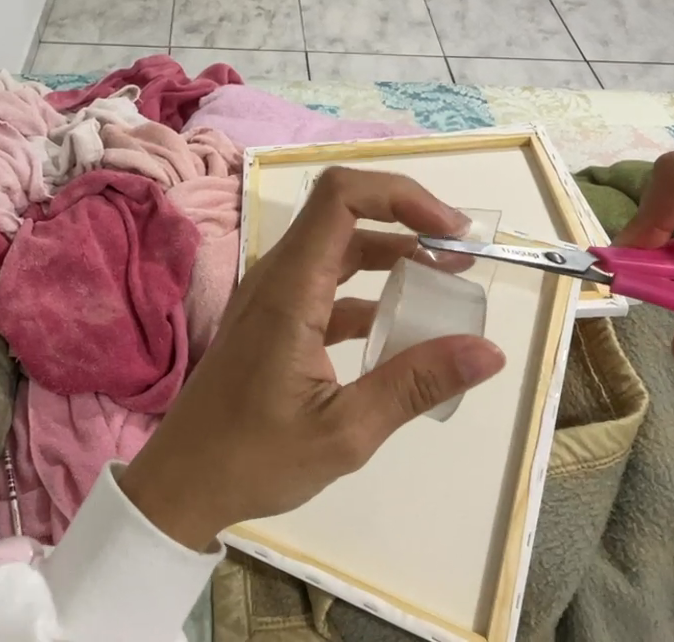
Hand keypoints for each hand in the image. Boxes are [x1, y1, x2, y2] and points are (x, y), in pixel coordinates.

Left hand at [119, 167, 506, 548]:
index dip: (400, 194)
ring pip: (337, 247)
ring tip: (447, 279)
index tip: (451, 230)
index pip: (341, 196)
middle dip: (407, 219)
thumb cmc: (255, 457)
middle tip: (462, 254)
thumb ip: (415, 383)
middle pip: (343, 212)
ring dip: (391, 253)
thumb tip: (488, 350)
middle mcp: (277, 275)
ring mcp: (272, 294)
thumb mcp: (346, 430)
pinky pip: (326, 285)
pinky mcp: (273, 318)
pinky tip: (403, 326)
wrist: (185, 479)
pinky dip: (369, 292)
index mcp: (289, 287)